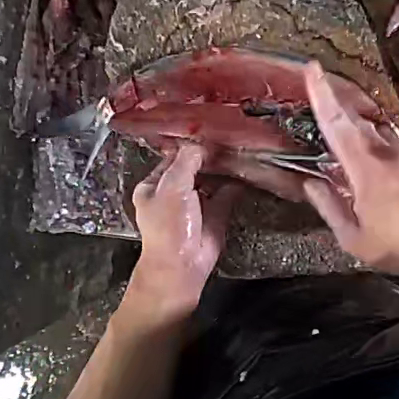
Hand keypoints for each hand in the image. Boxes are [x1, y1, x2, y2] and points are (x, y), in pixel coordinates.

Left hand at [126, 143, 238, 323]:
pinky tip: (244, 173)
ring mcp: (196, 205)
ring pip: (211, 180)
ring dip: (223, 169)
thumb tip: (201, 145)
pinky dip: (235, 185)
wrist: (182, 265)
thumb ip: (187, 161)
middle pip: (193, 168)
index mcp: (154, 186)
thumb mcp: (172, 185)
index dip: (188, 147)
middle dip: (208, 157)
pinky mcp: (215, 216)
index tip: (206, 133)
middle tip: (227, 140)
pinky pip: (226, 195)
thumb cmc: (169, 226)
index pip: (172, 159)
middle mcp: (174, 193)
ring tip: (238, 152)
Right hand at [300, 62, 398, 287]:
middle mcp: (391, 154)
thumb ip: (329, 206)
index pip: (338, 126)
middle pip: (359, 122)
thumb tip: (311, 182)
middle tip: (322, 97)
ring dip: (368, 129)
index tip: (311, 68)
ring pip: (386, 130)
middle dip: (338, 108)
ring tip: (357, 138)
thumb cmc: (398, 250)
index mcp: (367, 171)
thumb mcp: (352, 238)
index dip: (321, 96)